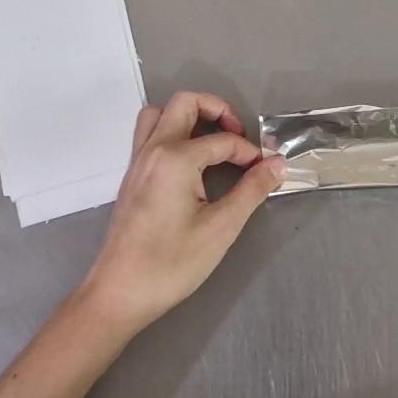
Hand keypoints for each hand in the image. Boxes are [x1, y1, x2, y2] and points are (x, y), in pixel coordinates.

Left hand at [80, 92, 283, 330]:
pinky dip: (173, 133)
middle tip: (237, 137)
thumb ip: (251, 190)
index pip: (222, 140)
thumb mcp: (221, 228)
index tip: (265, 171)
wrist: (119, 294)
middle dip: (217, 110)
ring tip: (212, 142)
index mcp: (175, 158)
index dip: (249, 153)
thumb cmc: (171, 263)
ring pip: (160, 114)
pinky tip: (191, 163)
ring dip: (189, 117)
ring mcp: (137, 162)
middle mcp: (153, 150)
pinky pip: (149, 135)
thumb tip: (277, 164)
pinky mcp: (131, 177)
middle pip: (185, 103)